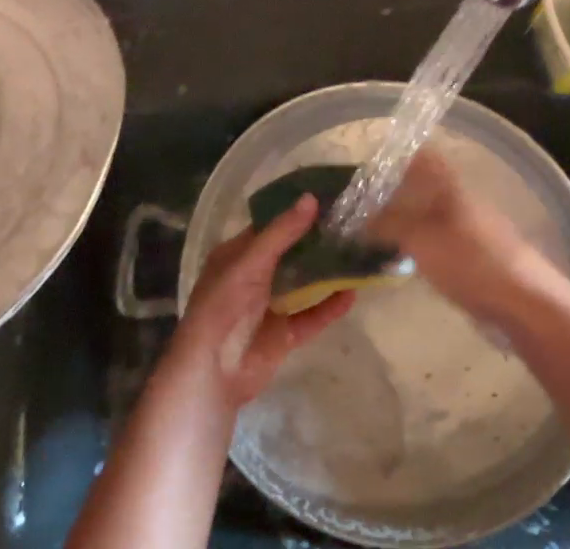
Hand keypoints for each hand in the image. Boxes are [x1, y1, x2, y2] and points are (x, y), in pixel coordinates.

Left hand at [166, 193, 354, 410]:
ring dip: (326, 273)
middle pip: (289, 254)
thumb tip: (311, 199)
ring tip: (356, 254)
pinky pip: (311, 316)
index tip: (325, 200)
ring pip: (303, 284)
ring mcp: (269, 307)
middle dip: (315, 242)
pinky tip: (352, 293)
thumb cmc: (224, 306)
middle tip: (349, 224)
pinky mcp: (283, 335)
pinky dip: (330, 306)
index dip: (293, 214)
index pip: (268, 228)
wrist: (213, 370)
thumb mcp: (250, 263)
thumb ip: (281, 233)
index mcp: (236, 256)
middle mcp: (252, 278)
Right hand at [368, 149, 545, 317]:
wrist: (523, 301)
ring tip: (372, 236)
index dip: (397, 156)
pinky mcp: (475, 257)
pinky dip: (418, 245)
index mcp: (451, 186)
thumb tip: (358, 219)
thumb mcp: (420, 238)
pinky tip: (401, 260)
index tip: (368, 168)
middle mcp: (462, 201)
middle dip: (394, 194)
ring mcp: (470, 229)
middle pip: (424, 186)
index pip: (423, 156)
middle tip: (359, 207)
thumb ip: (388, 225)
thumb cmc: (470, 260)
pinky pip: (438, 241)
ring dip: (404, 222)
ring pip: (430, 216)